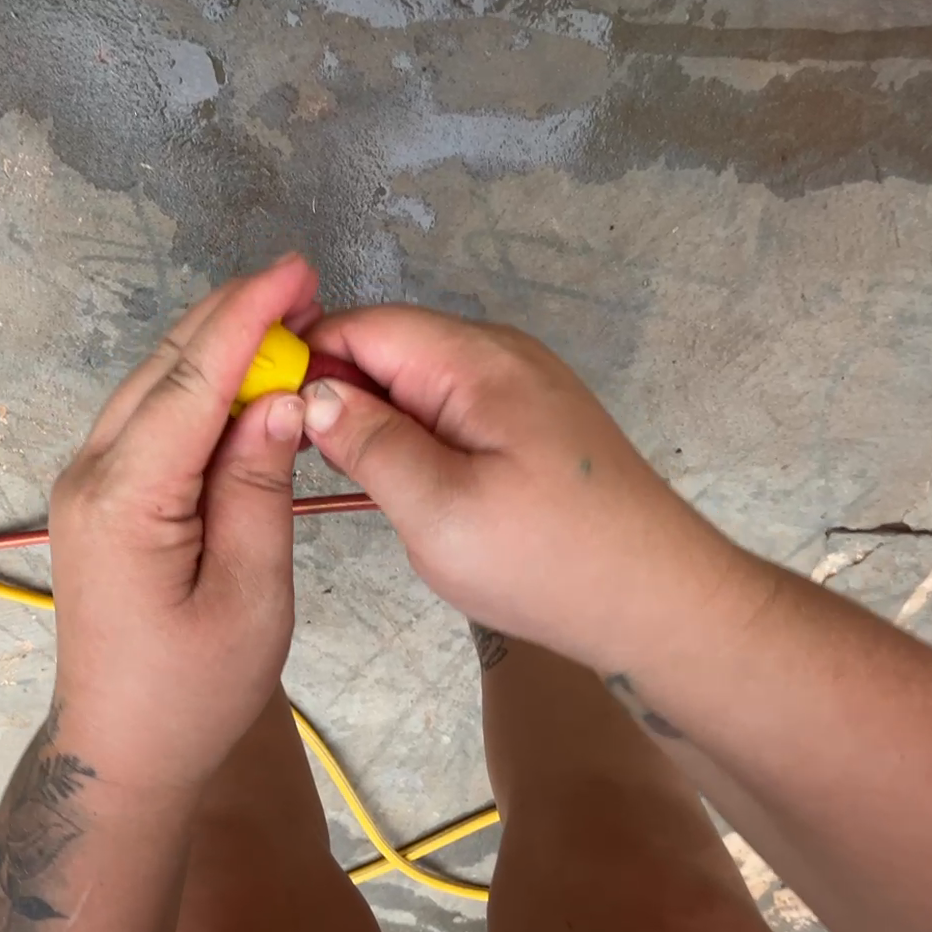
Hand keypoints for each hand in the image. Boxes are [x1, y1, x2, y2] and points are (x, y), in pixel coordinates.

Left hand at [47, 254, 319, 792]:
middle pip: (164, 370)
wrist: (121, 746)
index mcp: (126, 499)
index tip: (295, 272)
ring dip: (214, 345)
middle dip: (231, 317)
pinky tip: (236, 377)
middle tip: (299, 282)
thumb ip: (260, 488)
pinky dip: (196, 385)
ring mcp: (86, 480)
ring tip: (279, 316)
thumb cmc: (194, 690)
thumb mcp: (250, 597)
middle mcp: (91, 473)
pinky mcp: (99, 492)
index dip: (246, 320)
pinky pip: (149, 418)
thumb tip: (279, 399)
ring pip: (152, 386)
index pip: (192, 384)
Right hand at [299, 306, 755, 668]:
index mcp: (475, 361)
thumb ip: (368, 442)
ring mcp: (514, 383)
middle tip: (305, 458)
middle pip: (387, 346)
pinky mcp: (522, 416)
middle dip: (337, 392)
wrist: (663, 606)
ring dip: (370, 416)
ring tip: (350, 474)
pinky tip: (400, 477)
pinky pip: (442, 403)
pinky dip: (406, 431)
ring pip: (411, 377)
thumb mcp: (438, 508)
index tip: (268, 413)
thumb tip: (309, 392)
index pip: (363, 325)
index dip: (307, 359)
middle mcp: (496, 353)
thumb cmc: (547, 561)